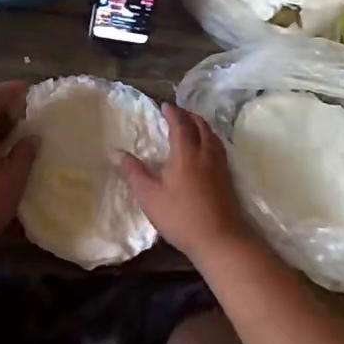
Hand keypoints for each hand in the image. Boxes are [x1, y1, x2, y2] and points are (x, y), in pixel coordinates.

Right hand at [119, 104, 256, 264]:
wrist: (219, 238)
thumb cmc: (180, 216)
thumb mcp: (149, 196)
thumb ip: (133, 172)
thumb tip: (116, 152)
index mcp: (186, 153)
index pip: (180, 124)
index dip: (173, 112)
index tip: (165, 106)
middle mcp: (206, 153)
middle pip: (200, 125)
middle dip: (189, 115)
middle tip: (178, 113)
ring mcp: (220, 164)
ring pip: (212, 135)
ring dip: (201, 125)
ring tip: (192, 126)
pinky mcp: (228, 176)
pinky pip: (219, 147)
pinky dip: (210, 138)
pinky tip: (206, 149)